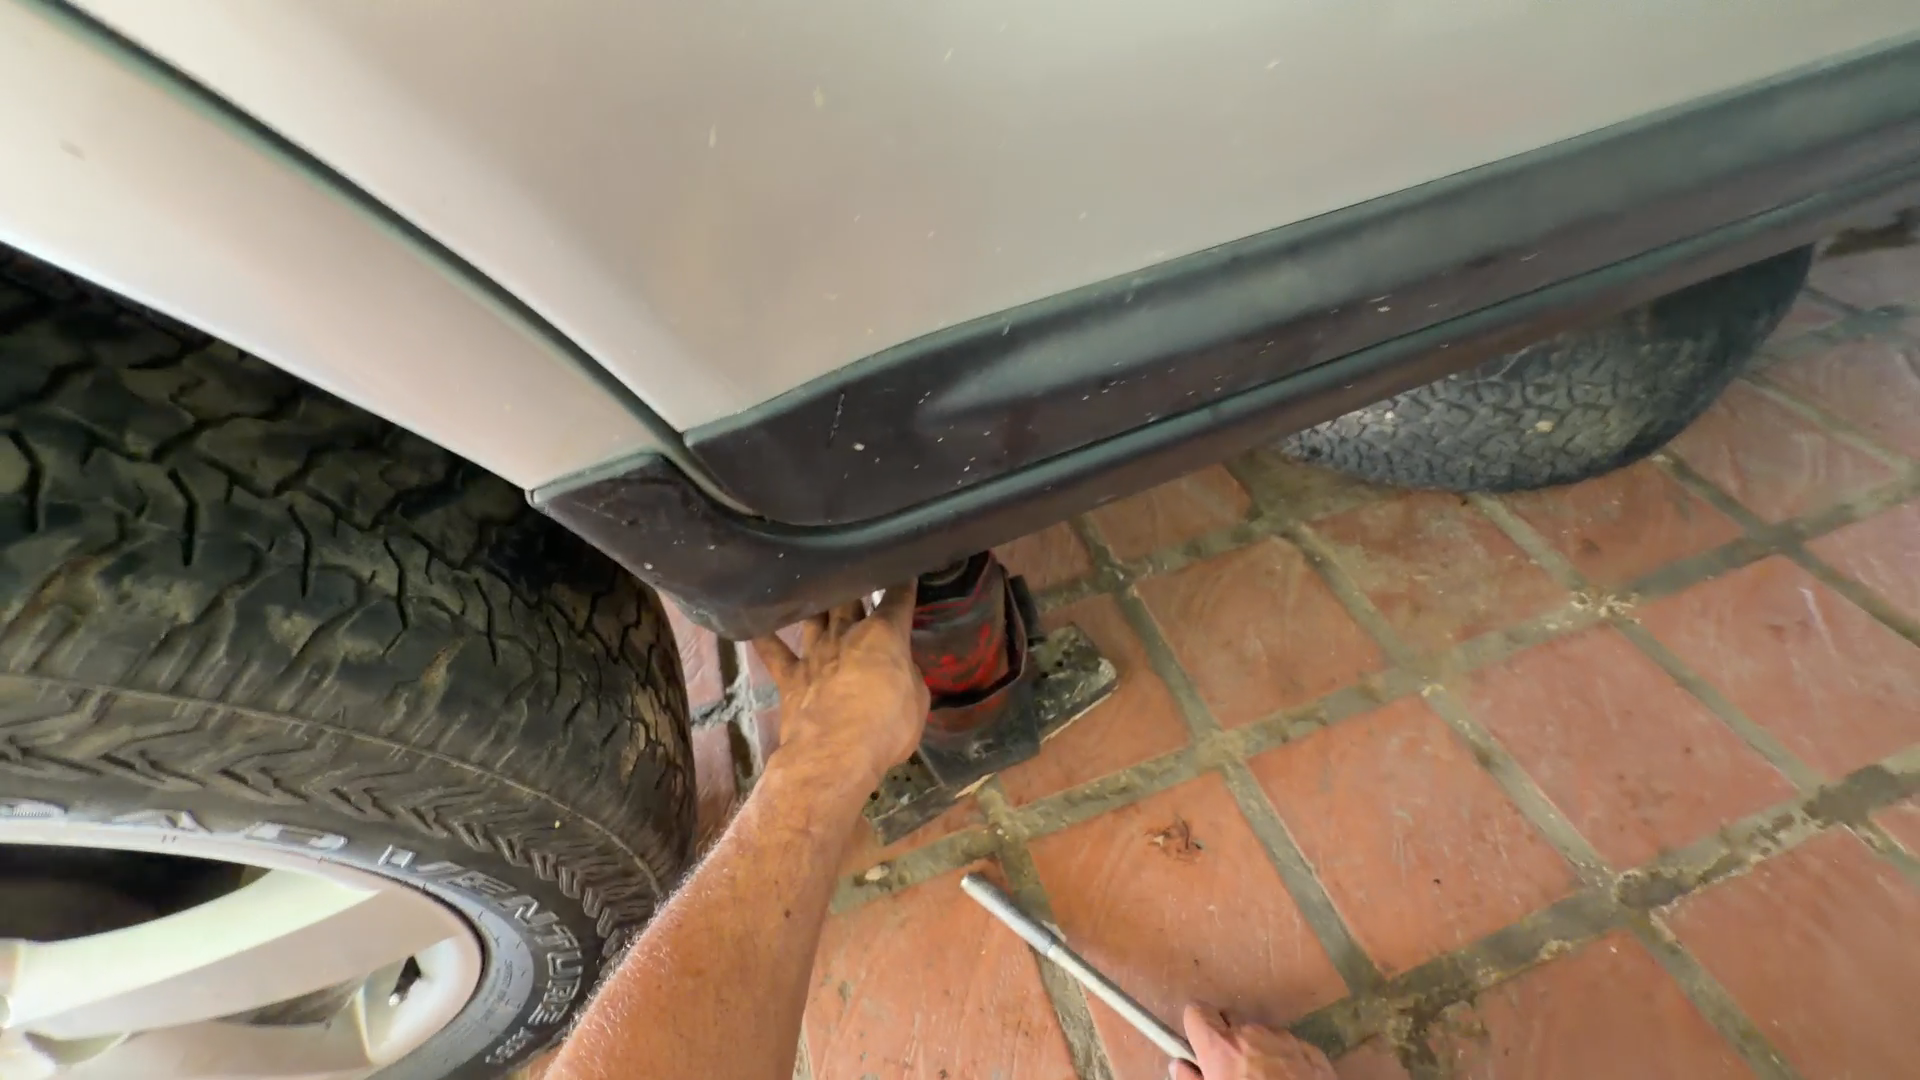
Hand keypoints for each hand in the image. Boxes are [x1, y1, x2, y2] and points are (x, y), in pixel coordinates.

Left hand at [753, 584, 928, 786]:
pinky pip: (773, 652)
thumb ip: (906, 675)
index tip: (904, 571)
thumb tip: (899, 670)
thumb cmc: (888, 724)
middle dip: (855, 585)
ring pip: (816, 617)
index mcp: (884, 634)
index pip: (897, 600)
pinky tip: (756, 623)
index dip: (902, 584)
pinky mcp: (790, 677)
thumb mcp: (917, 699)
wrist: (835, 753)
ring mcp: (815, 653)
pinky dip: (765, 638)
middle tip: (857, 574)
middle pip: (851, 599)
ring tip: (816, 589)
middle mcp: (847, 634)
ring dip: (818, 605)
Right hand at [1170, 1005, 1335, 1079]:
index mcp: (1220, 1046)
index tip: (1200, 1048)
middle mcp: (1249, 1033)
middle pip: (1230, 1020)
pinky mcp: (1312, 1052)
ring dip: (1258, 1051)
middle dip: (1228, 1039)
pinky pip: (1288, 1046)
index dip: (1197, 1028)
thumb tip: (1180, 1064)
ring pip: (1260, 1034)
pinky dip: (1285, 1060)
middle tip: (1235, 1072)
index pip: (1196, 1011)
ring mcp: (1284, 1039)